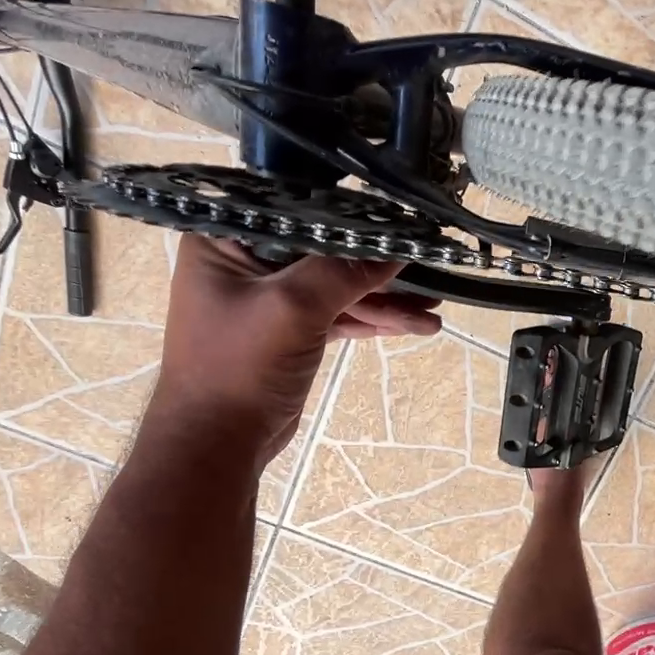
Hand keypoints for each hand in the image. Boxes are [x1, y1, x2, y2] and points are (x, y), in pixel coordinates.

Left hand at [147, 236, 440, 468]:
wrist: (220, 439)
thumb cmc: (240, 365)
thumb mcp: (293, 307)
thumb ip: (344, 272)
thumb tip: (398, 249)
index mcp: (226, 239)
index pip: (298, 215)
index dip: (350, 219)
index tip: (399, 222)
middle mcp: (246, 261)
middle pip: (325, 253)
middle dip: (378, 267)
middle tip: (428, 268)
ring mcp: (271, 298)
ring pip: (339, 288)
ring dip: (386, 300)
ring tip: (435, 309)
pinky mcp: (292, 330)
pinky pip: (340, 314)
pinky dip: (375, 320)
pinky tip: (414, 325)